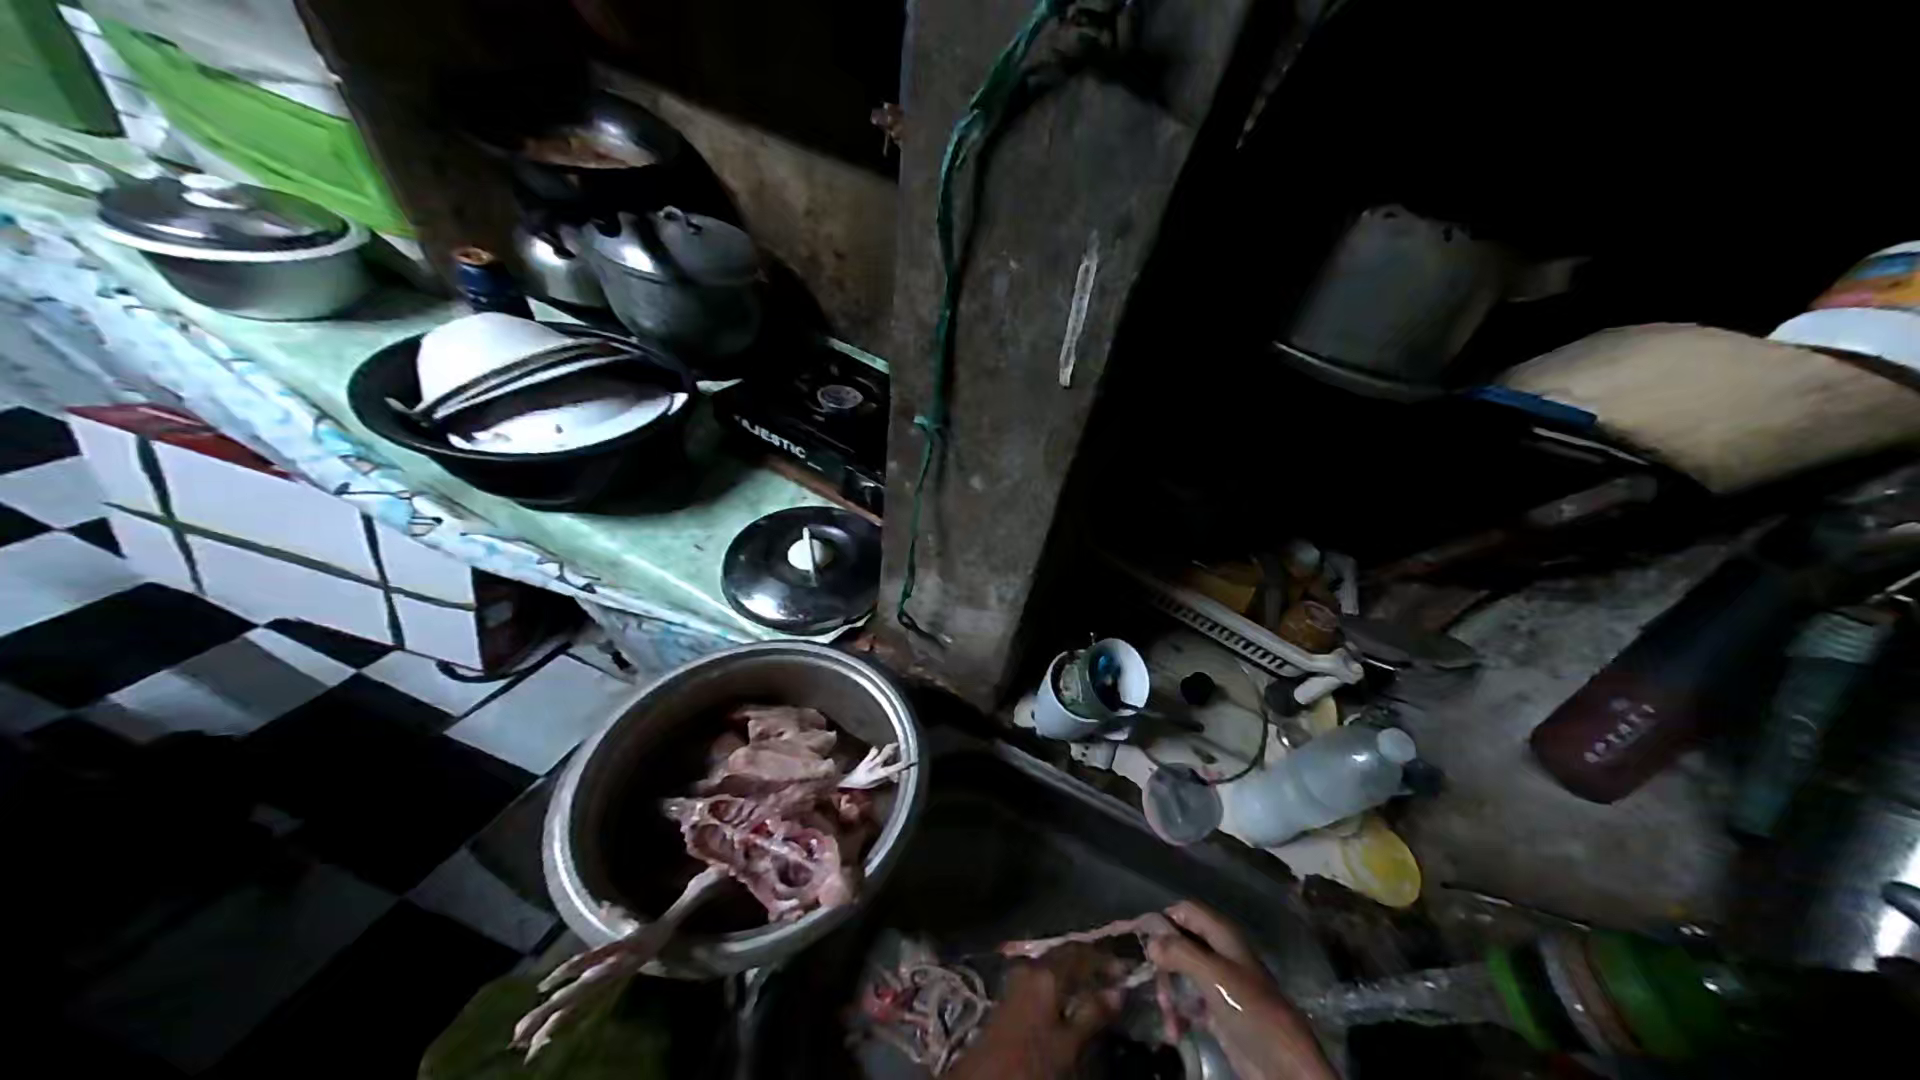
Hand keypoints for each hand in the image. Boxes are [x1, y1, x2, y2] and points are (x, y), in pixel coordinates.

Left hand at [945, 944, 1123, 1079]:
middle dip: (1089, 961)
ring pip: (1053, 964)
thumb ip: (1092, 1014)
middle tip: (1112, 974)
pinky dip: (1061, 980)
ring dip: (1074, 970)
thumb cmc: (1031, 1060)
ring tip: (1096, 984)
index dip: (1103, 959)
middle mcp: (1030, 967)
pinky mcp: (1012, 992)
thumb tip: (1118, 991)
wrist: (984, 1077)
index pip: (1079, 953)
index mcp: (1045, 973)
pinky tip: (1071, 995)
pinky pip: (1043, 976)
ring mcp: (1018, 978)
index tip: (1125, 969)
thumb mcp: (1067, 1043)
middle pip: (1064, 955)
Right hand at [1146, 901, 1336, 1079]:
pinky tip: (1175, 1029)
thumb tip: (1150, 941)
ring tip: (1166, 1016)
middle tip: (1147, 982)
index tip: (1135, 937)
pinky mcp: (1217, 1012)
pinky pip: (1186, 1002)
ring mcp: (1218, 983)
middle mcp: (1219, 953)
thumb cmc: (1252, 1012)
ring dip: (1167, 993)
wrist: (1286, 1069)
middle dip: (1161, 963)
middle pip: (1178, 942)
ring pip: (1179, 974)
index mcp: (1222, 936)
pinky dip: (1177, 1012)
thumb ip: (1180, 952)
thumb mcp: (1214, 976)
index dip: (1160, 920)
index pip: (1183, 911)